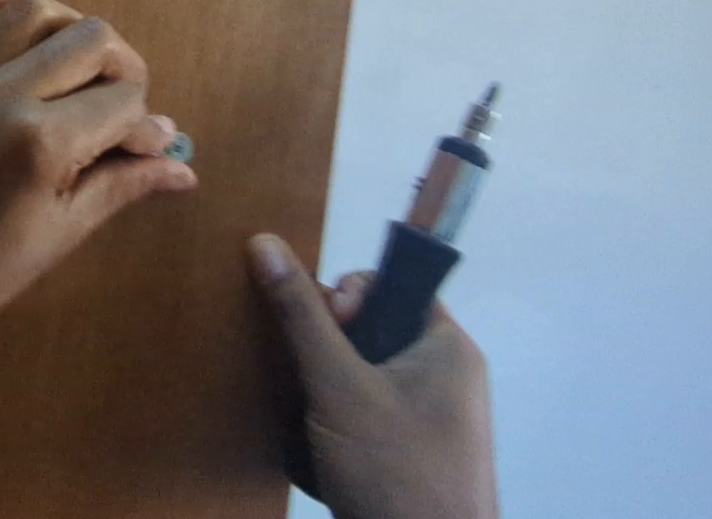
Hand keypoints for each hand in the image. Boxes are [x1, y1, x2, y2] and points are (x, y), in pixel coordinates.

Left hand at [0, 0, 197, 343]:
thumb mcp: (61, 234)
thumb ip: (123, 185)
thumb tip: (182, 163)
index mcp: (43, 142)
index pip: (123, 98)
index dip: (144, 122)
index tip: (142, 145)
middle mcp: (1, 94)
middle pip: (90, 38)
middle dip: (121, 66)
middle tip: (117, 102)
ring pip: (27, 9)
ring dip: (66, 24)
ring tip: (74, 57)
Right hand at [247, 234, 498, 518]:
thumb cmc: (394, 470)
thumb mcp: (336, 384)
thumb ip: (300, 313)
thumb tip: (264, 240)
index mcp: (447, 347)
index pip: (392, 283)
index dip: (351, 293)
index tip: (330, 325)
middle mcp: (446, 374)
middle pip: (372, 323)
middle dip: (330, 341)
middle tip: (315, 375)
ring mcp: (431, 415)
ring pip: (363, 365)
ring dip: (327, 378)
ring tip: (309, 406)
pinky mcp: (413, 449)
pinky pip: (367, 403)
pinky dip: (337, 410)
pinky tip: (316, 435)